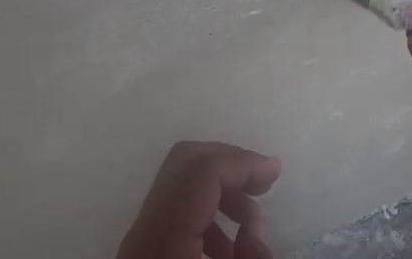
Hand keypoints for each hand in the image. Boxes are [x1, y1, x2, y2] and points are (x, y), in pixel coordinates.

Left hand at [117, 141, 279, 258]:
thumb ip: (251, 250)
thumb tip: (256, 229)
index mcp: (164, 235)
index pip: (201, 170)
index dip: (243, 161)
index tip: (274, 170)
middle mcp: (143, 230)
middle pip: (184, 161)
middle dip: (229, 166)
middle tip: (261, 185)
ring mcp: (136, 240)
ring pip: (178, 187)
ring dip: (220, 197)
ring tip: (249, 233)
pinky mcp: (139, 250)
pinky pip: (172, 215)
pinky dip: (203, 219)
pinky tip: (226, 250)